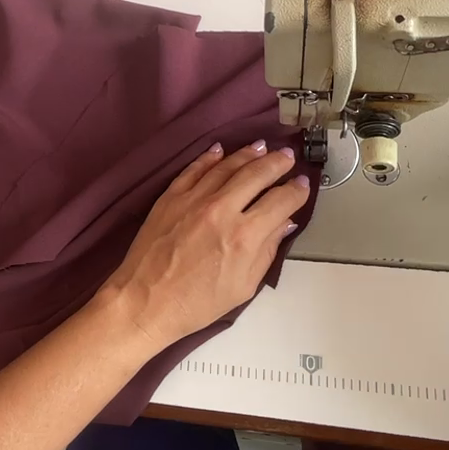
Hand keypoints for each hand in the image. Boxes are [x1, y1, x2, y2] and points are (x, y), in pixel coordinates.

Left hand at [96, 141, 310, 350]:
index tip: (303, 184)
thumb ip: (267, 251)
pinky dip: (209, 158)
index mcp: (244, 236)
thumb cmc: (195, 303)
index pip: (281, 201)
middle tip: (287, 157)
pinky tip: (220, 151)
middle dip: (276, 163)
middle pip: (256, 174)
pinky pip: (194, 169)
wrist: (145, 301)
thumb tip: (284, 224)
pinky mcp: (170, 197)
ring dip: (247, 154)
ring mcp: (193, 200)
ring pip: (227, 166)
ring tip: (262, 147)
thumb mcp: (243, 286)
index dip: (296, 191)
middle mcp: (220, 211)